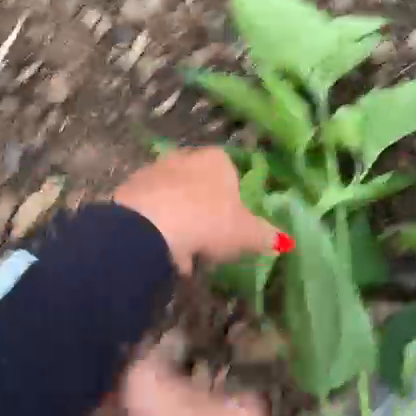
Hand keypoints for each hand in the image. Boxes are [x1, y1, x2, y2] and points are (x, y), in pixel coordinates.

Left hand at [114, 148, 278, 273]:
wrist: (150, 223)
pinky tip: (162, 254)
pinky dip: (157, 231)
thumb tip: (284, 240)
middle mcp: (183, 157)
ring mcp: (154, 171)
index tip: (231, 227)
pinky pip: (150, 212)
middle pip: (198, 186)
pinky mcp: (131, 189)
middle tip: (208, 244)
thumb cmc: (208, 221)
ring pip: (173, 200)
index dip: (232, 201)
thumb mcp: (247, 233)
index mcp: (216, 160)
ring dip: (179, 225)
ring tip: (184, 257)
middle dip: (202, 214)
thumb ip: (266, 235)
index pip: (230, 173)